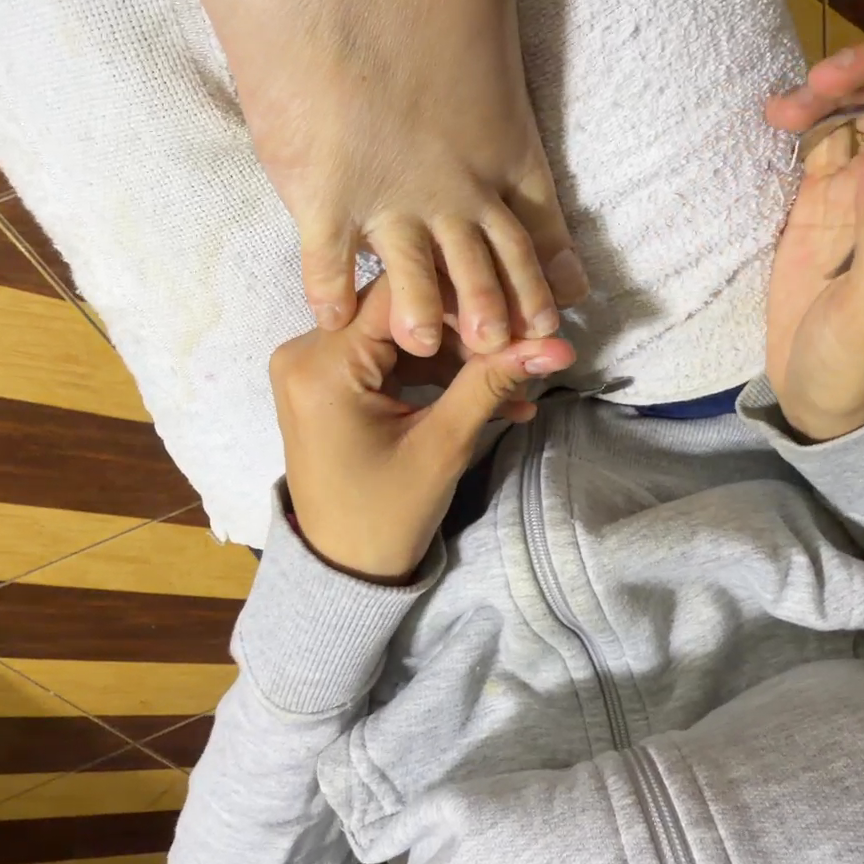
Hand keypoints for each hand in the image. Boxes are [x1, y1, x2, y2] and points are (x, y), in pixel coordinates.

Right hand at [126, 0, 587, 357]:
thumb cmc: (432, 13)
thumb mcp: (496, 76)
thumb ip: (520, 132)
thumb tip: (551, 167)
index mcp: (500, 153)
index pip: (532, 231)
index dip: (544, 277)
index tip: (558, 317)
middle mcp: (453, 187)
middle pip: (483, 265)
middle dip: (497, 310)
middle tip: (506, 349)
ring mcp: (391, 194)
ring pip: (418, 275)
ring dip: (426, 312)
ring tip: (429, 343)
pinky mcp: (326, 191)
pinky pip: (328, 257)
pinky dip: (329, 288)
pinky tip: (330, 318)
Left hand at [270, 277, 575, 580]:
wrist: (344, 567)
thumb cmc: (386, 514)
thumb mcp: (443, 444)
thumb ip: (492, 383)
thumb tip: (557, 345)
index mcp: (321, 365)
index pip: (400, 295)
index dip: (465, 299)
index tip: (519, 320)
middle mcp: (306, 351)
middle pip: (402, 311)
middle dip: (469, 331)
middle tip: (525, 348)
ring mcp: (316, 365)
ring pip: (404, 333)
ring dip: (460, 356)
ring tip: (515, 384)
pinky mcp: (332, 381)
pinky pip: (392, 359)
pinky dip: (437, 374)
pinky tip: (489, 395)